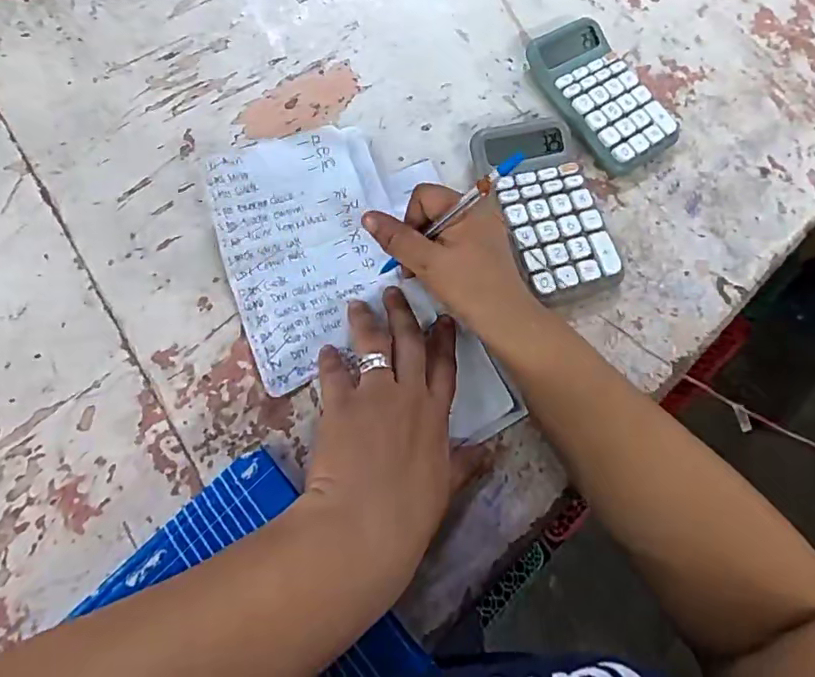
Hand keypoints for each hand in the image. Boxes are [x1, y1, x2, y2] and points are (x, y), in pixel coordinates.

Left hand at [304, 289, 485, 588]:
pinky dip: (330, 360)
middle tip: (394, 290)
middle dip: (403, 314)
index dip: (444, 340)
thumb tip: (488, 452)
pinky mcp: (342, 403)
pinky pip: (336, 372)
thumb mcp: (445, 487)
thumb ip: (464, 463)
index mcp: (436, 415)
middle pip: (409, 343)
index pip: (444, 366)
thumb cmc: (410, 513)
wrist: (365, 524)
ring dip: (366, 322)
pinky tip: (326, 350)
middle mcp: (409, 395)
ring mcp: (375, 394)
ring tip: (357, 304)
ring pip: (373, 345)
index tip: (442, 318)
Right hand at [362, 184, 550, 342]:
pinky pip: (454, 241)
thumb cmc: (469, 289)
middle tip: (415, 268)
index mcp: (467, 206)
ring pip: (439, 228)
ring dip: (426, 250)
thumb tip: (369, 217)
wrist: (508, 321)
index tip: (411, 251)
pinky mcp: (485, 247)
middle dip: (416, 237)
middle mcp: (478, 210)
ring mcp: (484, 229)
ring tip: (427, 276)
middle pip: (430, 210)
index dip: (409, 221)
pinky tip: (443, 278)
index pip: (422, 196)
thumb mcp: (426, 263)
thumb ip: (396, 238)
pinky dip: (441, 256)